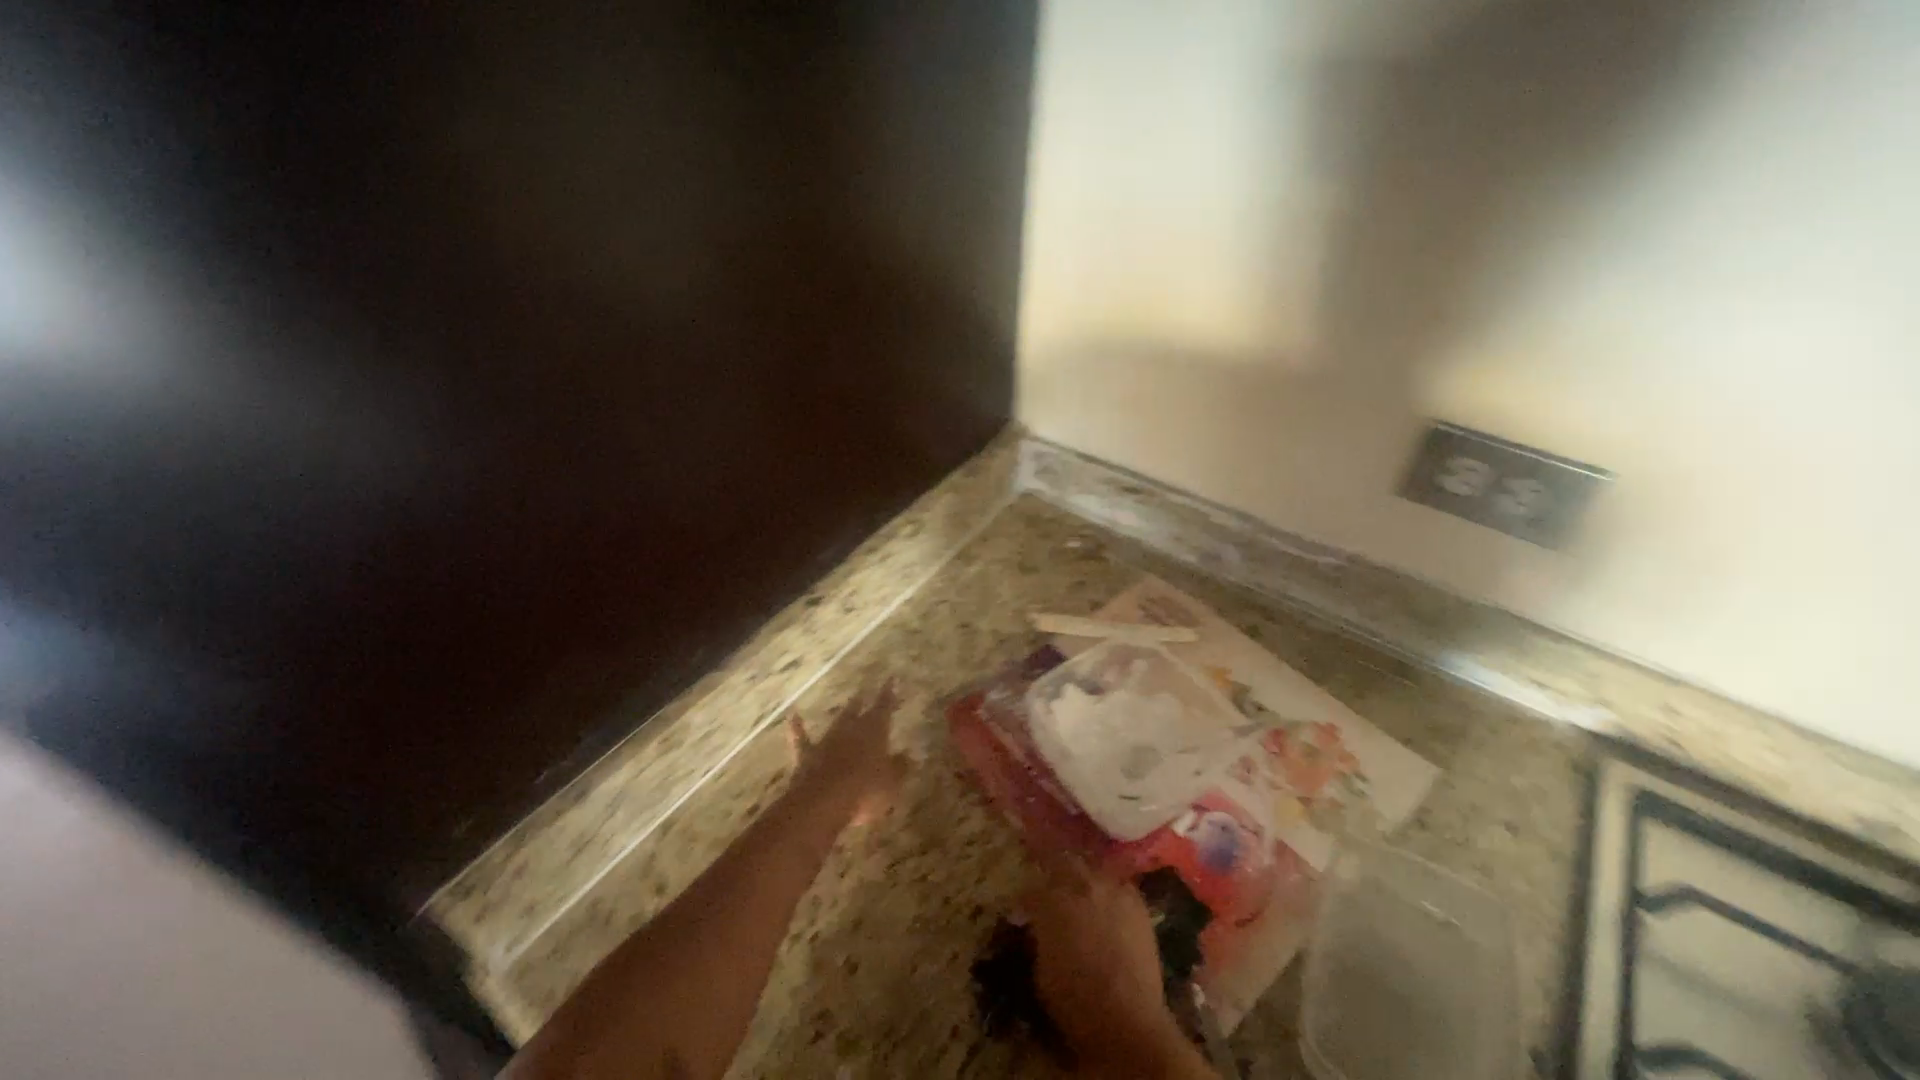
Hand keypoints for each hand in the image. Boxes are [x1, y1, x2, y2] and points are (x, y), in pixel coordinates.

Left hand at [785, 680, 905, 825]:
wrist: (823, 802)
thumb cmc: (865, 791)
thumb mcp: (892, 783)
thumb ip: (900, 767)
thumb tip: (907, 755)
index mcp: (875, 732)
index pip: (884, 707)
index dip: (888, 694)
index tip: (891, 679)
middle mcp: (850, 730)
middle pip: (859, 711)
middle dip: (864, 702)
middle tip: (866, 691)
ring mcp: (827, 741)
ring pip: (837, 722)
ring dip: (843, 714)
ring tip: (849, 702)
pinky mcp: (807, 755)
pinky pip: (802, 738)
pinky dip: (797, 727)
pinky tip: (793, 716)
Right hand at [1025, 855, 1193, 1073]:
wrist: (1128, 1020)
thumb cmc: (1075, 1002)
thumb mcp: (1040, 970)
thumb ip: (1038, 937)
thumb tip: (1038, 927)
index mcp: (1053, 902)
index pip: (1031, 888)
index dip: (1024, 900)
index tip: (1022, 912)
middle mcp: (1083, 886)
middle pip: (1062, 862)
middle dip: (1052, 871)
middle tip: (1048, 888)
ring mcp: (1114, 891)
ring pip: (1092, 868)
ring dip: (1081, 876)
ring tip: (1078, 890)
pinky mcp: (1138, 904)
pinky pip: (1118, 884)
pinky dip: (1108, 889)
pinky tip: (1106, 903)